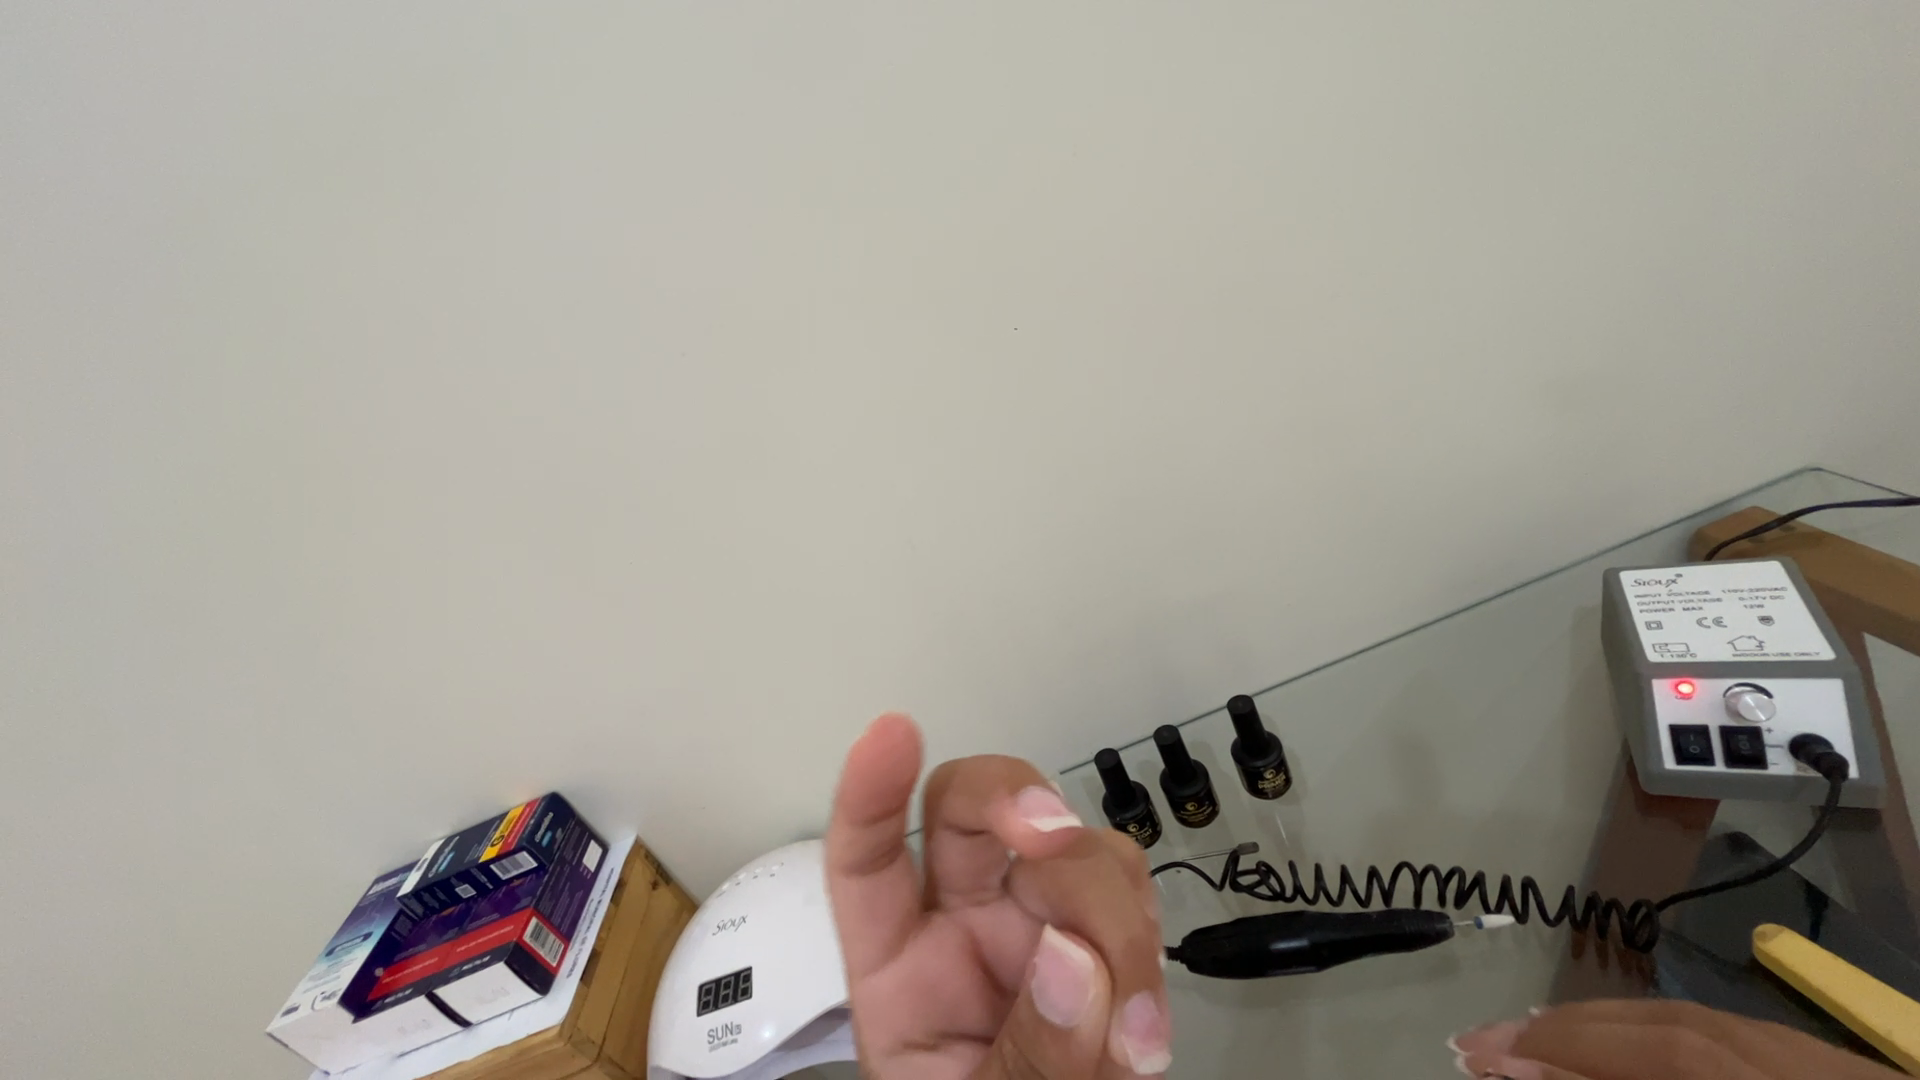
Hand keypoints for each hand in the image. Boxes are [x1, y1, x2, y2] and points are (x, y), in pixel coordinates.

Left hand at [825, 713, 1171, 1078]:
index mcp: (901, 967)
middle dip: (1013, 798)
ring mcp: (1037, 918)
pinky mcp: (1102, 930)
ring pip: (1069, 845)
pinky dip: (1146, 940)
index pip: (867, 862)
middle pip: (968, 809)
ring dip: (1109, 912)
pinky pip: (1128, 888)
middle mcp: (964, 921)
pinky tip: (1145, 1026)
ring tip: (1130, 1034)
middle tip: (1054, 836)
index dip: (870, 793)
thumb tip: (1074, 960)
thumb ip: (1025, 1058)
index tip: (891, 734)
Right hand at [1453, 1000, 1904, 1078]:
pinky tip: (1602, 1037)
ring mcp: (1825, 1062)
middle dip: (1565, 1033)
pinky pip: (1719, 1028)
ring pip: (1691, 1020)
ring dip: (1596, 1026)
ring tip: (1521, 1036)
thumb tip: (1528, 1072)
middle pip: (1673, 1032)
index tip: (1487, 1061)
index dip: (1571, 1056)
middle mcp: (1811, 1072)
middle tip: (1476, 1043)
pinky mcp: (1825, 1060)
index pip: (1672, 1062)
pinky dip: (1646, 1029)